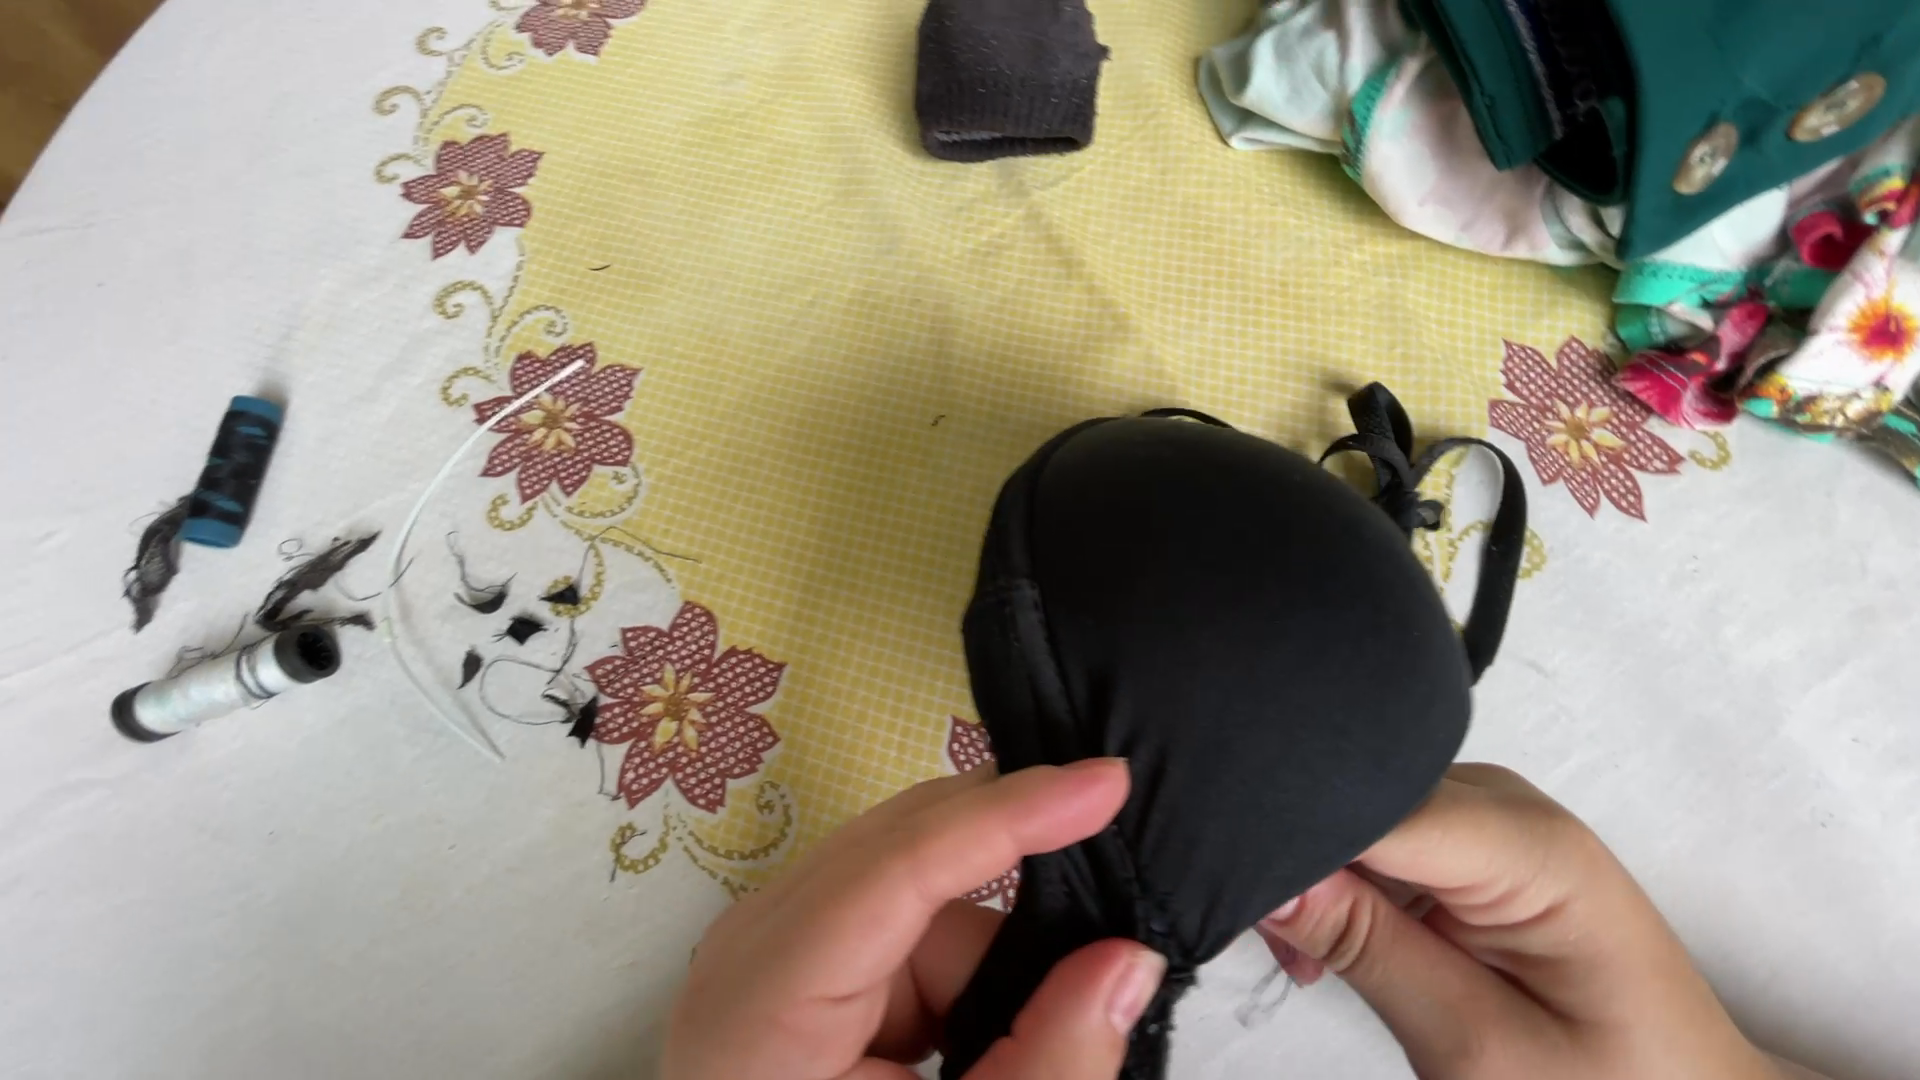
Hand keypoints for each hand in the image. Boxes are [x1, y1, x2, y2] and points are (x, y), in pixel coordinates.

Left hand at [662, 758, 1164, 1079]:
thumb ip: (1043, 1062)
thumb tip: (1129, 959)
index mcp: (768, 991)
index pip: (898, 862)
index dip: (1005, 813)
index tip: (1104, 781)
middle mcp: (765, 932)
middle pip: (911, 843)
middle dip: (1018, 845)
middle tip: (1115, 839)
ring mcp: (782, 928)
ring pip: (923, 879)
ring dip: (992, 939)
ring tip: (1007, 1026)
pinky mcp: (808, 938)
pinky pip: (910, 909)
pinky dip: (964, 955)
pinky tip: (972, 1028)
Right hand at [1257, 764, 1786, 1079]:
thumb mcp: (1477, 1046)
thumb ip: (1364, 946)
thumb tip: (1262, 875)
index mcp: (1525, 843)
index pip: (1365, 803)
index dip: (1291, 837)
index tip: (1240, 890)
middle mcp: (1496, 800)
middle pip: (1349, 797)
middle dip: (1296, 863)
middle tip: (1284, 947)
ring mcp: (1476, 810)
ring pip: (1346, 812)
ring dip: (1311, 878)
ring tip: (1309, 956)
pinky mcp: (1457, 832)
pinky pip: (1366, 831)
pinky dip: (1334, 881)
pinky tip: (1331, 933)